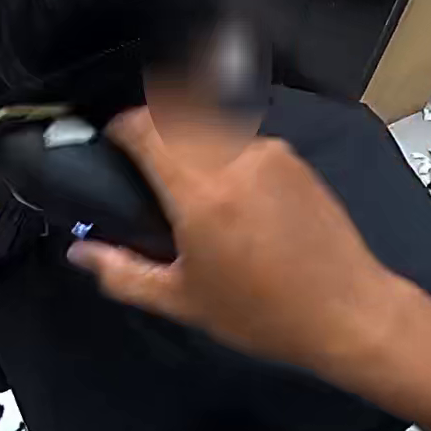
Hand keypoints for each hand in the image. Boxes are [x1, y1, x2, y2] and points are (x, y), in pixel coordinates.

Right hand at [67, 107, 412, 370]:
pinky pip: (247, 143)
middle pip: (178, 116)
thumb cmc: (263, 314)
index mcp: (201, 190)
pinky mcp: (300, 161)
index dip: (120, 128)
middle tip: (152, 177)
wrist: (350, 311)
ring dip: (194, 144)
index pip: (145, 126)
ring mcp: (274, 154)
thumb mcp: (185, 302)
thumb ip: (123, 272)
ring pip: (215, 127)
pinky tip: (238, 199)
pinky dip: (229, 156)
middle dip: (156, 135)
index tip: (113, 147)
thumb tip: (80, 251)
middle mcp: (236, 157)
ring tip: (197, 192)